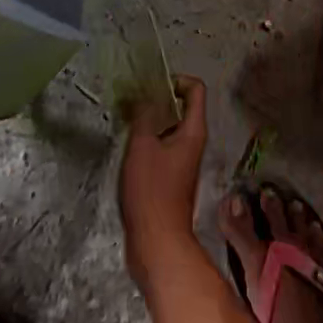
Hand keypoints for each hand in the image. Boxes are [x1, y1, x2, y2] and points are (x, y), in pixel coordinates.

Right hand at [119, 76, 207, 281]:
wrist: (157, 242)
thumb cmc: (152, 190)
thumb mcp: (142, 145)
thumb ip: (144, 114)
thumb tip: (144, 94)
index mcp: (193, 130)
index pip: (196, 89)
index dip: (176, 80)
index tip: (151, 86)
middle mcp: (193, 142)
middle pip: (182, 106)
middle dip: (158, 98)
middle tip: (132, 100)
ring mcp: (182, 160)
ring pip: (169, 127)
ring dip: (150, 119)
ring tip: (126, 119)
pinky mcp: (171, 176)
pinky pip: (162, 145)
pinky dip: (148, 138)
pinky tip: (128, 145)